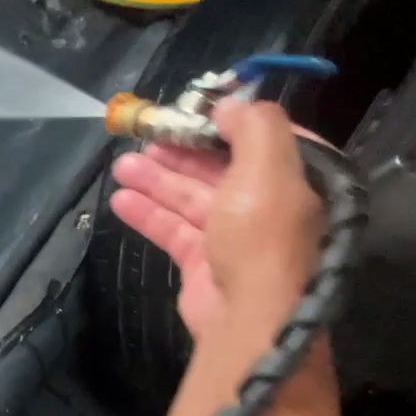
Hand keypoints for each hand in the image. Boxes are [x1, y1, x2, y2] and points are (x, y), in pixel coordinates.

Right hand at [110, 101, 324, 343]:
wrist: (246, 311)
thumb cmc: (260, 235)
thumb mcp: (266, 166)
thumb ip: (253, 126)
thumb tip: (230, 104)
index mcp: (294, 174)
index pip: (259, 137)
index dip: (224, 123)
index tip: (189, 114)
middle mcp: (265, 200)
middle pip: (217, 167)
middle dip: (179, 152)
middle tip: (144, 139)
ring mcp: (232, 232)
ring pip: (189, 197)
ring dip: (155, 181)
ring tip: (121, 167)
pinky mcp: (202, 260)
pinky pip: (173, 229)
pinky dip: (148, 214)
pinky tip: (121, 202)